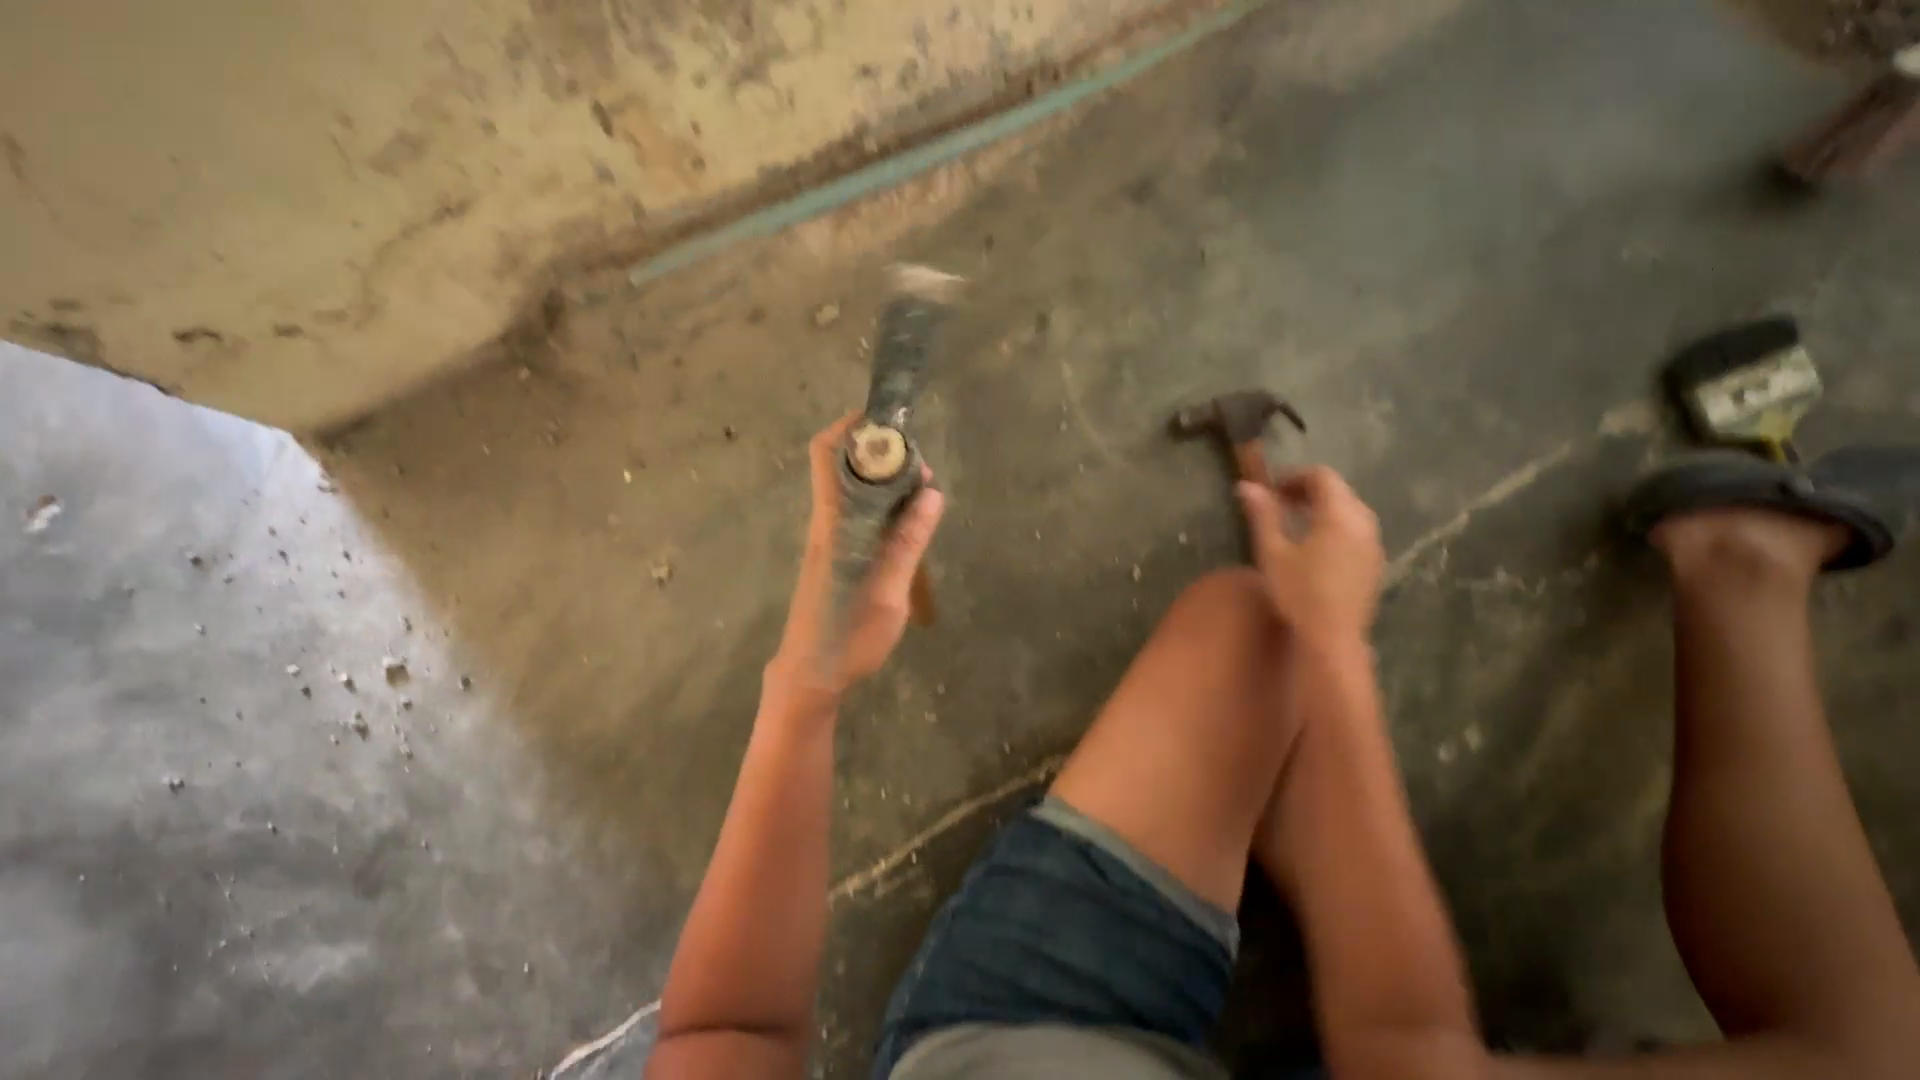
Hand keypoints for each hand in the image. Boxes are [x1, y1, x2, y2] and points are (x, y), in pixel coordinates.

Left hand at [765, 413, 946, 705]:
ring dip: (887, 483)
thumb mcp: (888, 593)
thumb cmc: (847, 636)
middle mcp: (827, 523)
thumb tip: (931, 494)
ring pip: (855, 491)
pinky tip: (909, 524)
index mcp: (832, 524)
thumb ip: (907, 543)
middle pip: (845, 466)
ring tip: (924, 496)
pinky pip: (860, 515)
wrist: (810, 675)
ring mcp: (830, 539)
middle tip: (924, 472)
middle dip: (883, 455)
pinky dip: (885, 507)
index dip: (852, 426)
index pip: (828, 454)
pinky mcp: (836, 555)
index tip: (890, 421)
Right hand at [1236, 467, 1383, 646]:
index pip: (1322, 476)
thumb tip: (1246, 486)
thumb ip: (1262, 515)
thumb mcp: (1272, 553)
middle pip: (1339, 491)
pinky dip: (1337, 527)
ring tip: (1296, 524)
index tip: (1271, 490)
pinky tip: (1316, 548)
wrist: (1333, 639)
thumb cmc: (1299, 593)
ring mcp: (1374, 544)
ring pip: (1351, 511)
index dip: (1294, 477)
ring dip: (1324, 508)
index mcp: (1339, 515)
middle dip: (1309, 491)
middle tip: (1280, 504)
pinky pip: (1357, 531)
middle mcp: (1363, 523)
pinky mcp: (1375, 564)